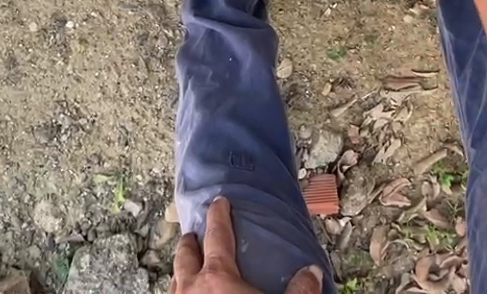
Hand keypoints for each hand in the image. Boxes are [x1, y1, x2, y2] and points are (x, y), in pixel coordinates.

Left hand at [175, 197, 323, 293]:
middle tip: (192, 235)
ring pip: (173, 283)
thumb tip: (312, 272)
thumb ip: (298, 292)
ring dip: (179, 273)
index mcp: (217, 277)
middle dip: (189, 244)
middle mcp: (190, 289)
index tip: (219, 202)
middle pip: (185, 256)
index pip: (218, 236)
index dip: (219, 215)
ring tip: (185, 271)